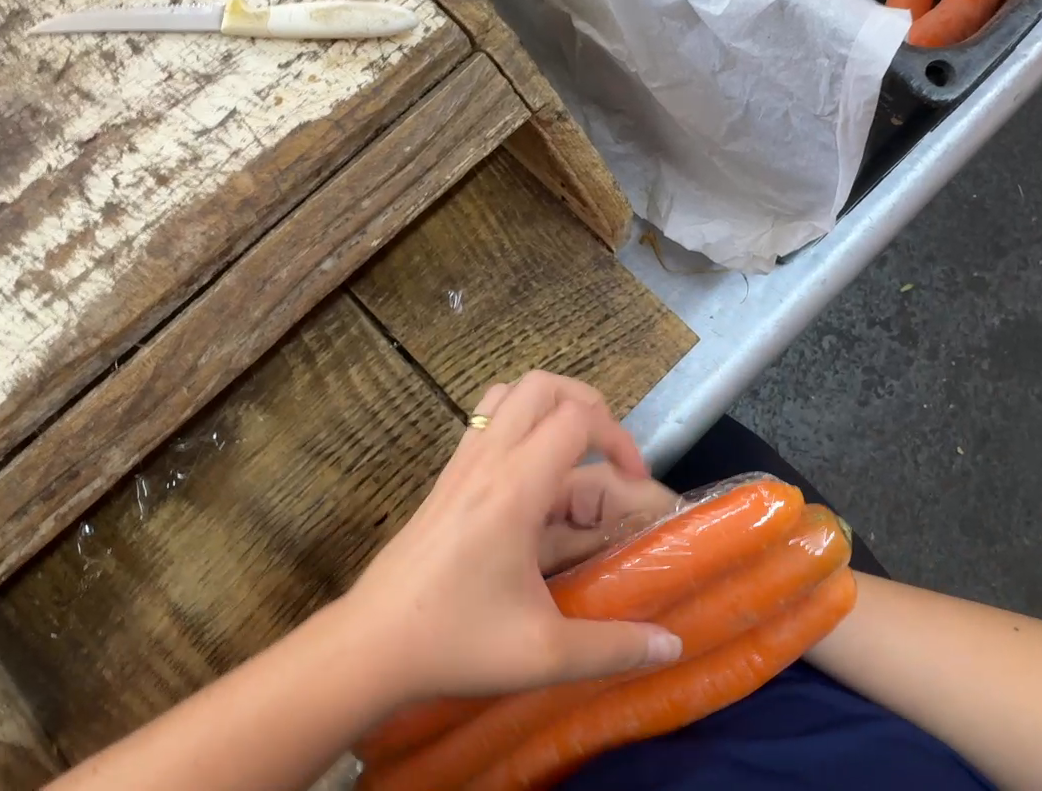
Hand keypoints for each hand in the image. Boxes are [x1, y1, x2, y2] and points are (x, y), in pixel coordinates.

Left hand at [338, 371, 683, 704]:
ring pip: (508, 394)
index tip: (636, 481)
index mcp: (514, 488)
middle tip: (609, 452)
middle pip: (542, 385)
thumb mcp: (544, 655)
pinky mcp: (445, 477)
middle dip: (588, 404)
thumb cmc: (455, 642)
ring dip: (549, 405)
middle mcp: (487, 459)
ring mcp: (461, 463)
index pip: (577, 418)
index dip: (619, 437)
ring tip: (573, 450)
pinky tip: (532, 479)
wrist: (370, 646)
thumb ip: (614, 647)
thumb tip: (672, 646)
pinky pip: (485, 420)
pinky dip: (519, 423)